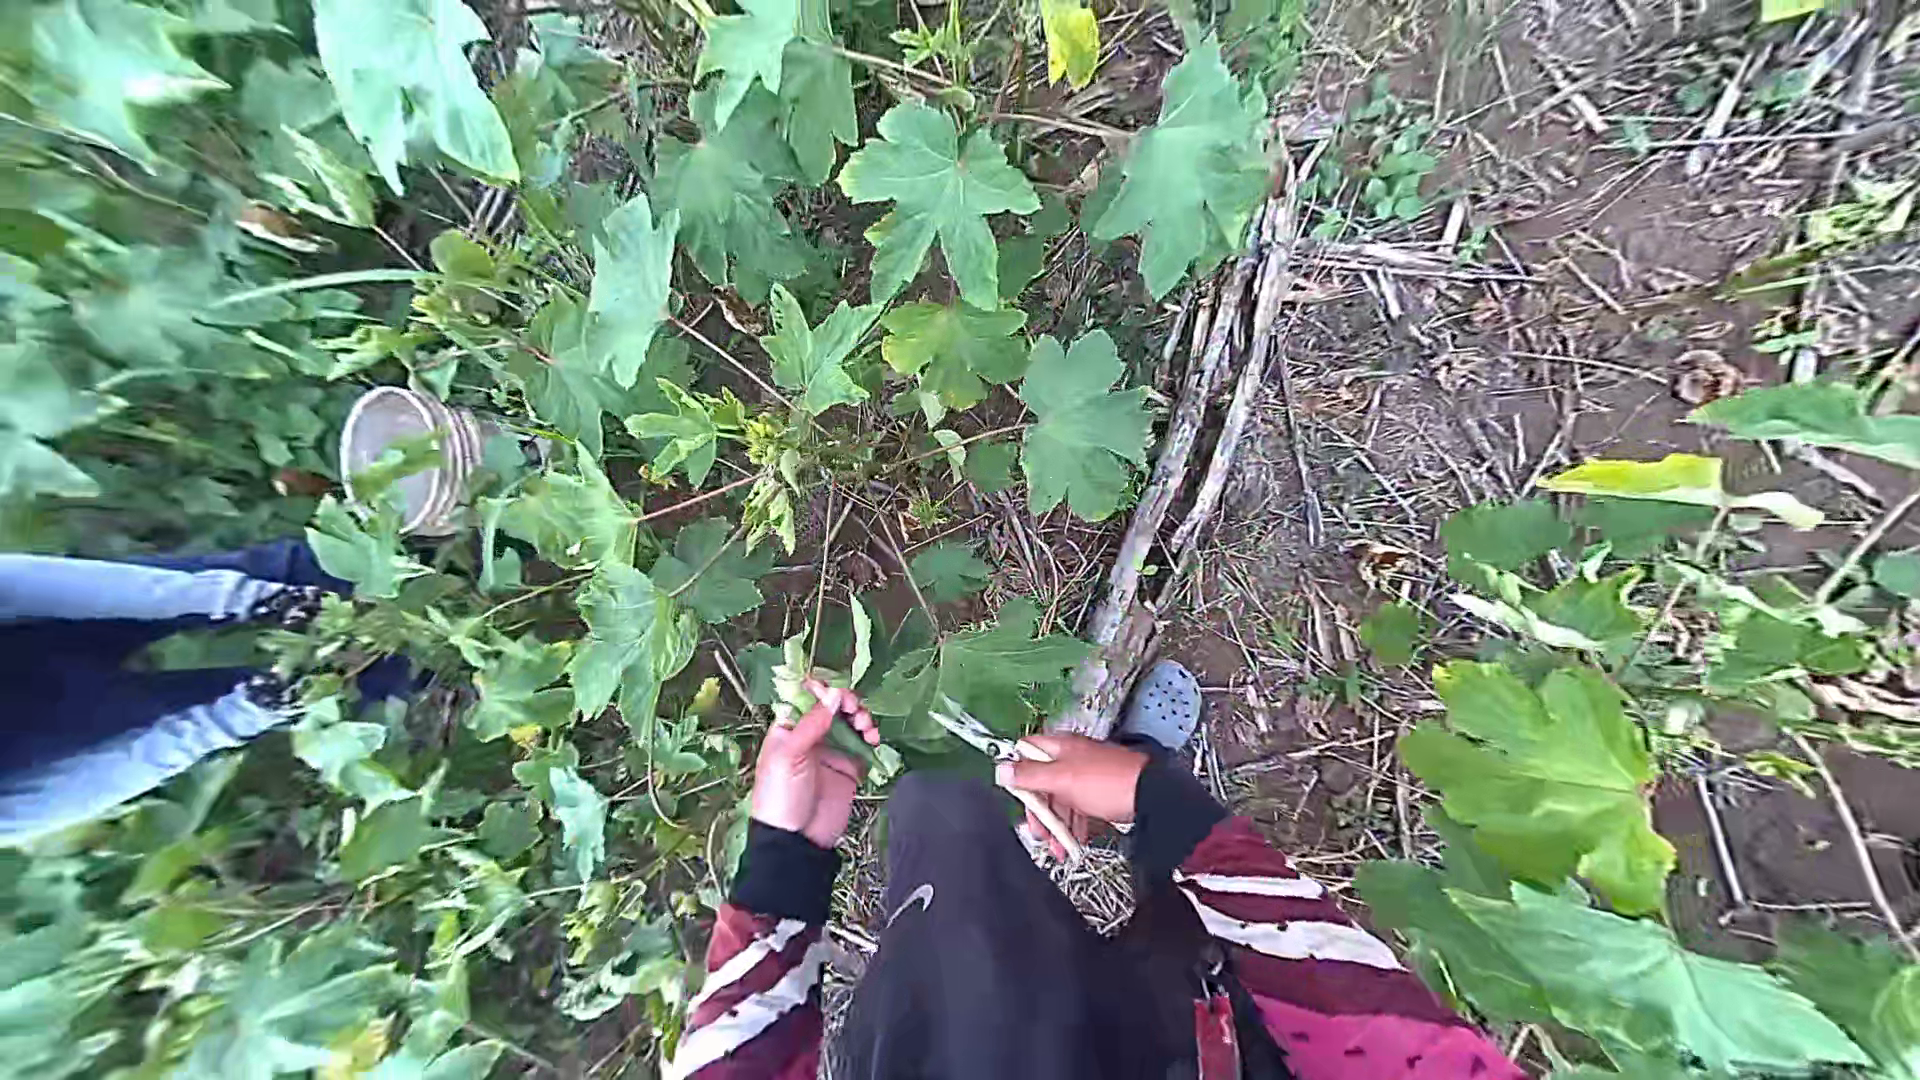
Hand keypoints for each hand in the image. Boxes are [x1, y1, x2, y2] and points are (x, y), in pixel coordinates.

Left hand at [751, 680, 879, 848]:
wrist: (797, 841)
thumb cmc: (782, 796)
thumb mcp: (789, 756)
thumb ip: (812, 723)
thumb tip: (835, 694)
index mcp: (791, 728)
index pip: (808, 699)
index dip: (823, 690)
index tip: (836, 691)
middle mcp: (813, 735)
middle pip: (834, 706)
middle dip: (847, 702)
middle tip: (854, 708)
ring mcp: (833, 749)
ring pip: (852, 721)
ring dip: (862, 717)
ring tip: (866, 726)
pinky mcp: (850, 766)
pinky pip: (864, 743)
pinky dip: (871, 736)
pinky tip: (873, 739)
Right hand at [996, 734, 1148, 860]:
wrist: (1152, 796)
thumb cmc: (1105, 783)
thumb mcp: (1062, 779)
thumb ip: (1030, 775)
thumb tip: (1000, 768)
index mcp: (1059, 746)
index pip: (1027, 751)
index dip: (1018, 772)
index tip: (1018, 797)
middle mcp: (1071, 757)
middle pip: (1042, 780)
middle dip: (1038, 809)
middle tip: (1038, 833)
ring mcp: (1086, 775)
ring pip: (1061, 798)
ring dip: (1056, 824)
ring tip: (1058, 849)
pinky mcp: (1100, 793)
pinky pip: (1078, 808)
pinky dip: (1074, 825)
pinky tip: (1075, 843)